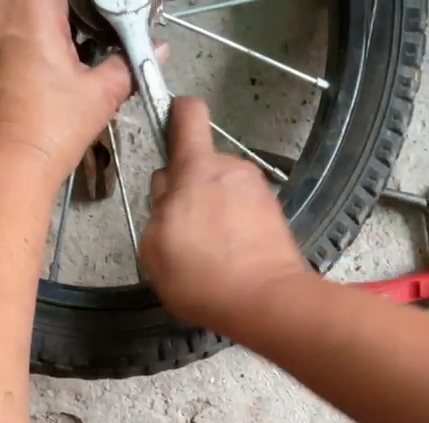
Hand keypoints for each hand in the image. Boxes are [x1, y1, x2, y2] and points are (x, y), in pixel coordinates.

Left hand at [0, 0, 131, 180]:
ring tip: (24, 72)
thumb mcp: (99, 96)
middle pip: (22, 1)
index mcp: (31, 1)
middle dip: (40, 19)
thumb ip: (126, 63)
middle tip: (54, 51)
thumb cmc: (49, 132)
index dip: (72, 13)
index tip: (79, 31)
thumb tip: (154, 52)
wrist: (0, 173)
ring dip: (7, 31)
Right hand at [141, 98, 310, 328]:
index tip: (167, 127)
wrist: (264, 301)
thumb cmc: (203, 277)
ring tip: (207, 254)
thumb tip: (166, 194)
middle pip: (201, 168)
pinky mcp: (274, 216)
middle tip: (182, 231)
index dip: (176, 115)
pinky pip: (244, 214)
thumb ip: (156, 211)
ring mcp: (257, 192)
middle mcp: (231, 169)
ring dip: (213, 213)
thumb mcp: (154, 249)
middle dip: (189, 191)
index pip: (188, 116)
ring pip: (223, 193)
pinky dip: (234, 231)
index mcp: (196, 170)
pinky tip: (227, 261)